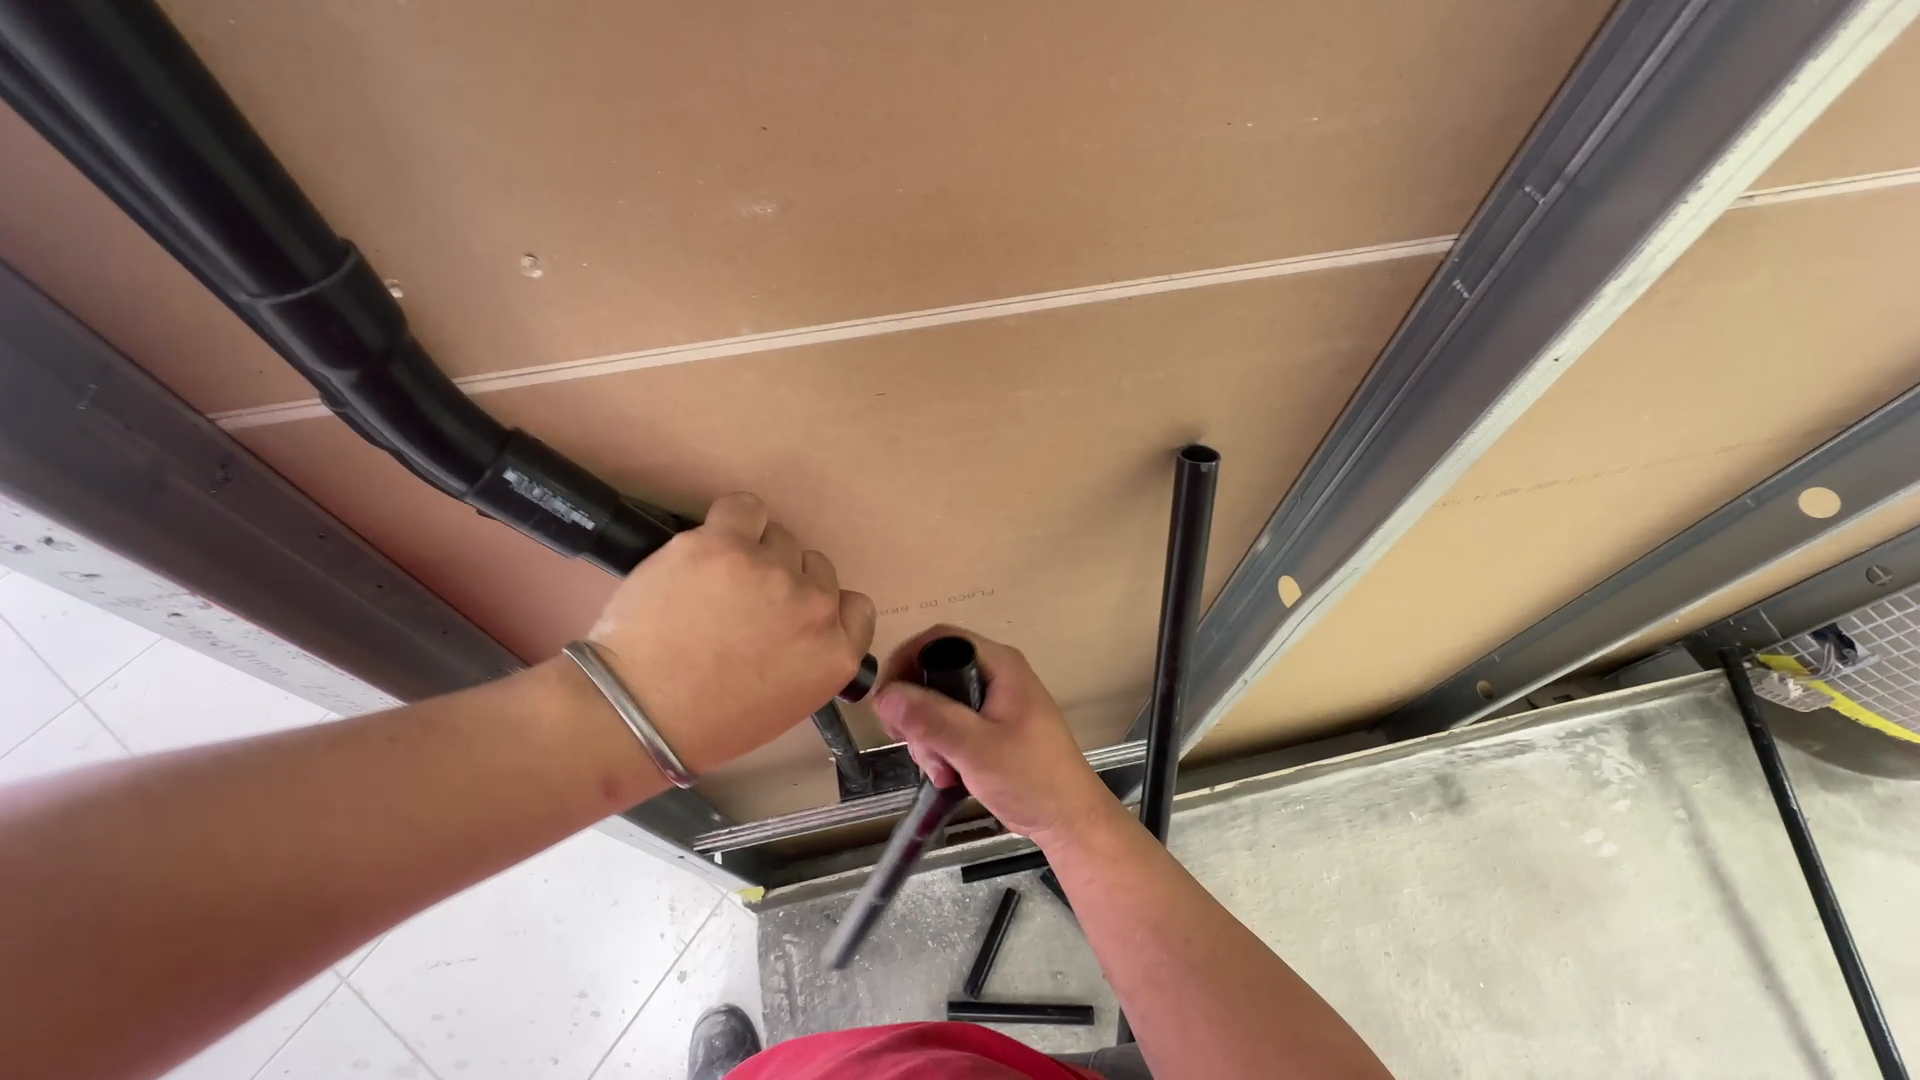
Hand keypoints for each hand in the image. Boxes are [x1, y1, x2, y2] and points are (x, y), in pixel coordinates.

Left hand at [585, 492, 876, 773]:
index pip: (855, 606)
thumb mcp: (788, 702)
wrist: (638, 712)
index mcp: (836, 654)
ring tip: (718, 580)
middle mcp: (815, 608)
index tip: (794, 613)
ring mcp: (771, 572)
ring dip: (756, 552)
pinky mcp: (723, 544)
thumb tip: (797, 618)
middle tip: (744, 604)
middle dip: (786, 581)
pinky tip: (711, 545)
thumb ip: (810, 654)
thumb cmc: (707, 721)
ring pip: (780, 537)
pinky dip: (732, 521)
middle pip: (816, 567)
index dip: (822, 606)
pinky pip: (744, 509)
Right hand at [871, 625, 1124, 845]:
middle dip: (915, 711)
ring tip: (940, 770)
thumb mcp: (976, 748)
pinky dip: (939, 750)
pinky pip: (948, 727)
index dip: (906, 661)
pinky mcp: (989, 729)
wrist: (1067, 820)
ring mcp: (992, 703)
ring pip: (936, 705)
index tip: (886, 698)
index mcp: (999, 665)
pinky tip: (948, 776)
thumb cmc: (1031, 779)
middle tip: (909, 742)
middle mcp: (995, 675)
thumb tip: (885, 695)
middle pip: (933, 673)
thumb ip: (931, 719)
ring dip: (927, 738)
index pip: (939, 639)